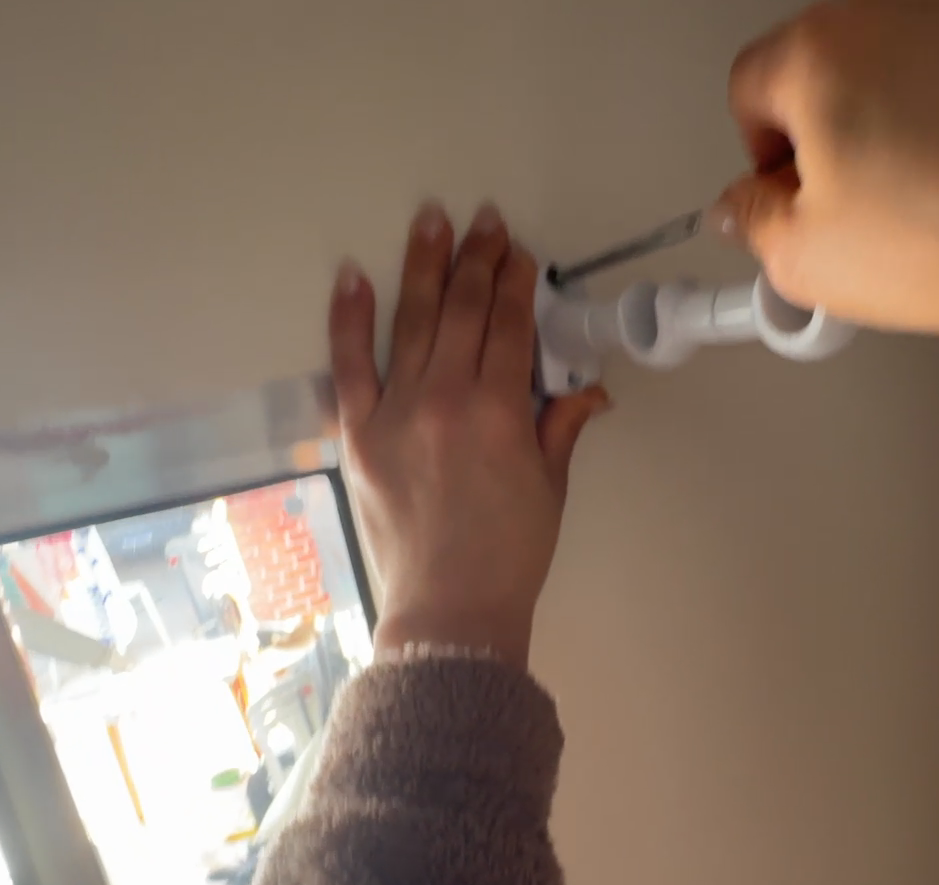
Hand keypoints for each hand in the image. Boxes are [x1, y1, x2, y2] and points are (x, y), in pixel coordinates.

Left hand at [330, 201, 608, 664]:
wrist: (450, 609)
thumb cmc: (512, 553)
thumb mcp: (550, 488)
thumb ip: (561, 426)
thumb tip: (589, 390)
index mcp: (500, 412)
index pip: (510, 326)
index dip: (517, 282)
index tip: (520, 253)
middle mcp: (446, 399)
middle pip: (463, 311)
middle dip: (477, 259)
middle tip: (483, 221)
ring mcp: (395, 413)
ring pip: (411, 323)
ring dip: (422, 266)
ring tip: (431, 221)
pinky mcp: (358, 435)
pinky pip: (348, 366)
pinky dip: (349, 319)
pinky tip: (354, 277)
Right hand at [712, 1, 938, 370]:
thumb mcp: (804, 261)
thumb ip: (750, 223)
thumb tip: (741, 205)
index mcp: (819, 53)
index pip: (749, 87)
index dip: (759, 155)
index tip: (785, 197)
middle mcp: (890, 8)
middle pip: (819, 69)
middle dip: (820, 139)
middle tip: (851, 212)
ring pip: (890, 69)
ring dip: (885, 128)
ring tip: (919, 205)